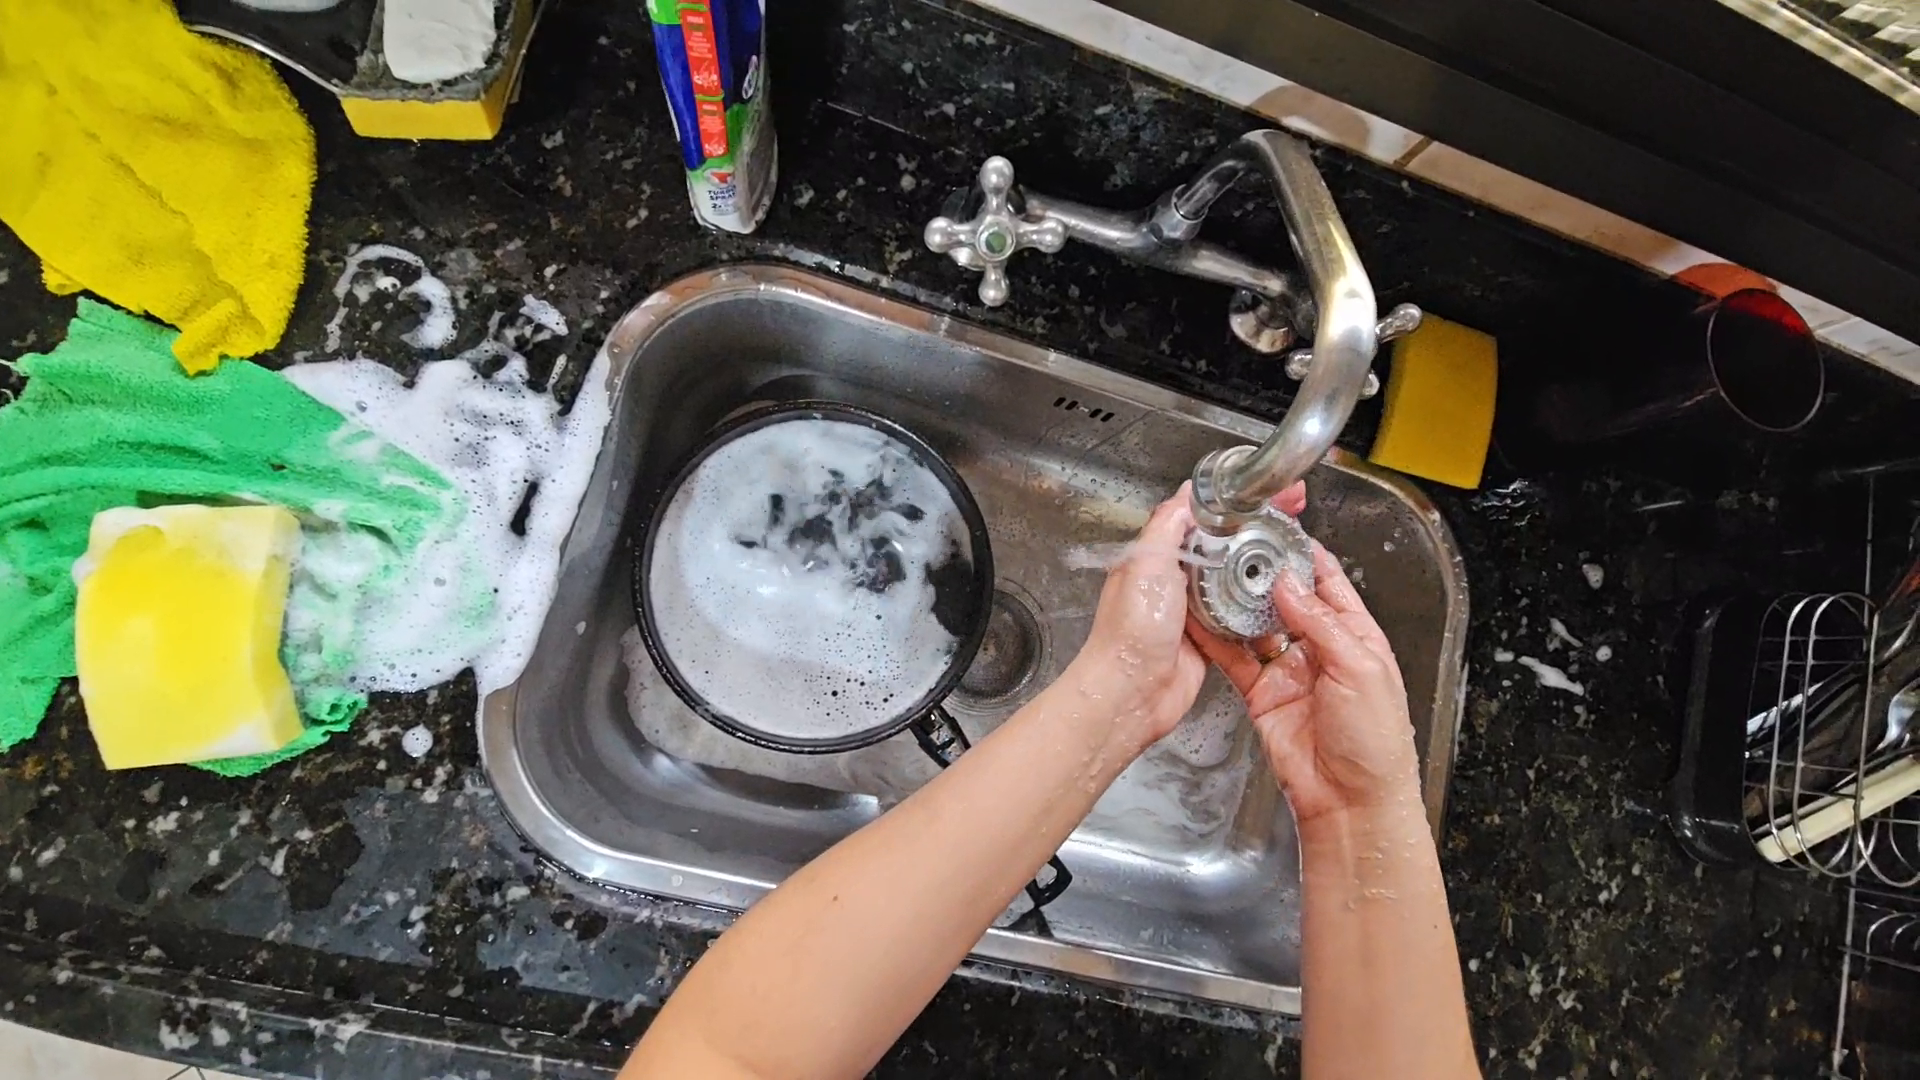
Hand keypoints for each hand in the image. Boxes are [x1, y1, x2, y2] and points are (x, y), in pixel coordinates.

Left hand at [1063, 482, 1307, 753]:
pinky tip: (1285, 593)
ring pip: (1234, 580)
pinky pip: (1239, 617)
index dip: (1235, 504)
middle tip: (1294, 512)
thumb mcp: (1147, 561)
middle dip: (1257, 529)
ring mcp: (1192, 611)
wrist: (1132, 691)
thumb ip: (1167, 525)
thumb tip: (1187, 491)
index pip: (1201, 519)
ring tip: (1298, 546)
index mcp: (1156, 556)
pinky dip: (1260, 606)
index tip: (1268, 491)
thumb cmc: (1131, 628)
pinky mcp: (1209, 640)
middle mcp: (1173, 580)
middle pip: (1222, 547)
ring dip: (1262, 566)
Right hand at [1189, 542, 1419, 824]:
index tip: (1278, 533)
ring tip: (1212, 578)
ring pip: (1254, 625)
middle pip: (1284, 600)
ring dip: (1235, 604)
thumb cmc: (1375, 742)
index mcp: (1354, 635)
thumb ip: (1321, 624)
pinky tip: (1201, 620)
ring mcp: (1286, 668)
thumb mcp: (1358, 670)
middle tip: (1234, 553)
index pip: (1327, 583)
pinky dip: (1216, 640)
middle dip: (1261, 576)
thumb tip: (1288, 585)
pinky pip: (1234, 658)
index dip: (1304, 557)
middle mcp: (1318, 647)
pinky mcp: (1259, 691)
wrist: (1349, 800)